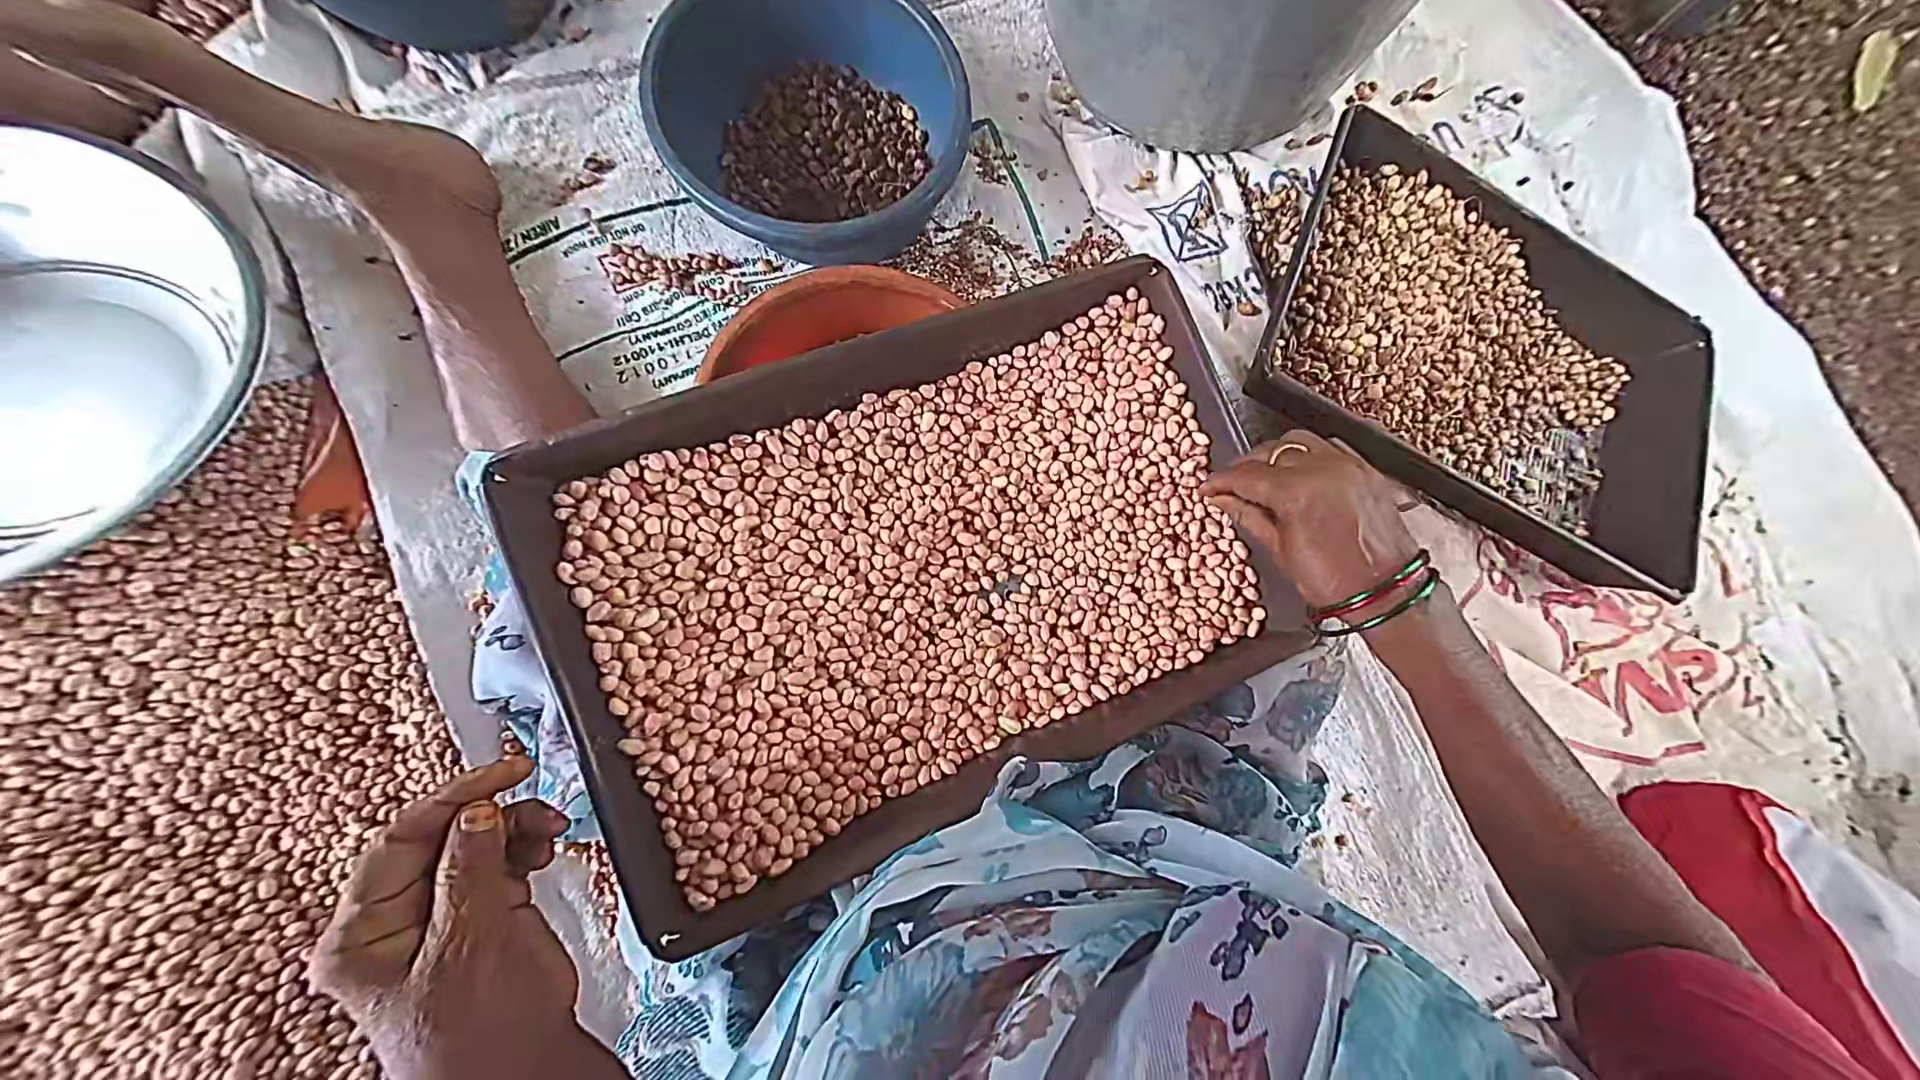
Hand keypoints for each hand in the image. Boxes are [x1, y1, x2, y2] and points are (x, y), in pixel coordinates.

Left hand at [308, 757, 615, 1079]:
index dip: (454, 797)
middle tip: (538, 805)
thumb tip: (478, 809)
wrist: (522, 1063)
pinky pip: (503, 853)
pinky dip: (527, 842)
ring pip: (478, 837)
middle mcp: (399, 912)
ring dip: (518, 825)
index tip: (506, 771)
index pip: (401, 839)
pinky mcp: (484, 904)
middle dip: (494, 813)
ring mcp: (444, 906)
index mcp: (364, 932)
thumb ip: (469, 873)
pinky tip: (544, 849)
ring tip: (549, 832)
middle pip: (443, 833)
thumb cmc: (478, 1026)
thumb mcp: (468, 946)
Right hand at [1200, 431, 1421, 610]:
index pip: (1246, 476)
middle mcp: (1323, 470)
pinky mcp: (1364, 471)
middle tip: (1230, 485)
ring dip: (1274, 456)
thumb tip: (1223, 499)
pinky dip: (1305, 455)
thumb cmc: (1334, 580)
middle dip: (1245, 468)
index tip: (1208, 487)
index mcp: (1297, 492)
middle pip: (1269, 453)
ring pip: (1297, 442)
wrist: (1386, 591)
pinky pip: (1327, 448)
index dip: (1221, 481)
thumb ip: (1248, 515)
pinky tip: (1295, 473)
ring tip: (1262, 477)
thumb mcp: (1279, 549)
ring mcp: (1347, 467)